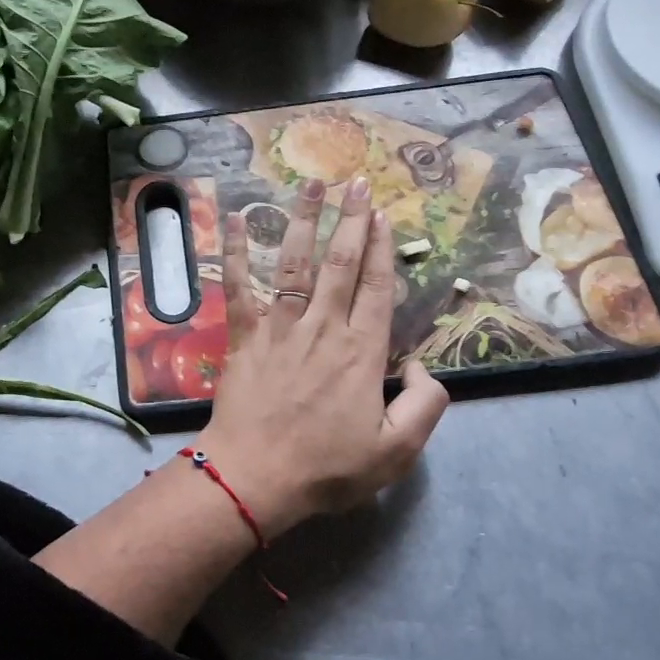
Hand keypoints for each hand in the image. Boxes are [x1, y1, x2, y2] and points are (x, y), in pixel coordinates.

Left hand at [194, 176, 449, 538]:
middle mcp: (322, 328)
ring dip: (303, 220)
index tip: (384, 214)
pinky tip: (234, 219)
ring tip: (310, 184)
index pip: (376, 288)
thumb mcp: (396, 452)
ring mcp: (279, 328)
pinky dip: (236, 252)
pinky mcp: (243, 337)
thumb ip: (425, 406)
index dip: (382, 248)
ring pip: (293, 263)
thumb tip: (424, 367)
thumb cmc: (326, 469)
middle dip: (350, 219)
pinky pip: (239, 287)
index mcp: (361, 353)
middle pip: (340, 263)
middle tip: (357, 182)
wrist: (255, 477)